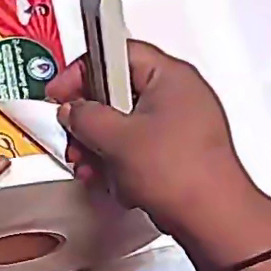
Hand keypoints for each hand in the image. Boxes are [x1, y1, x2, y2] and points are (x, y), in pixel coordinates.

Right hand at [47, 40, 258, 236]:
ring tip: (90, 163)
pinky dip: (116, 160)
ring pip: (122, 123)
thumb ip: (85, 117)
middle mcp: (177, 95)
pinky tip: (109, 177)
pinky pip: (134, 145)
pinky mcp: (174, 150)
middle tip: (75, 133)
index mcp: (170, 76)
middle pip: (115, 92)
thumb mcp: (116, 138)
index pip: (116, 53)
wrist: (210, 217)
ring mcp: (178, 124)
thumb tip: (72, 110)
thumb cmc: (181, 174)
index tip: (60, 90)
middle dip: (89, 119)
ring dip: (98, 144)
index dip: (82, 70)